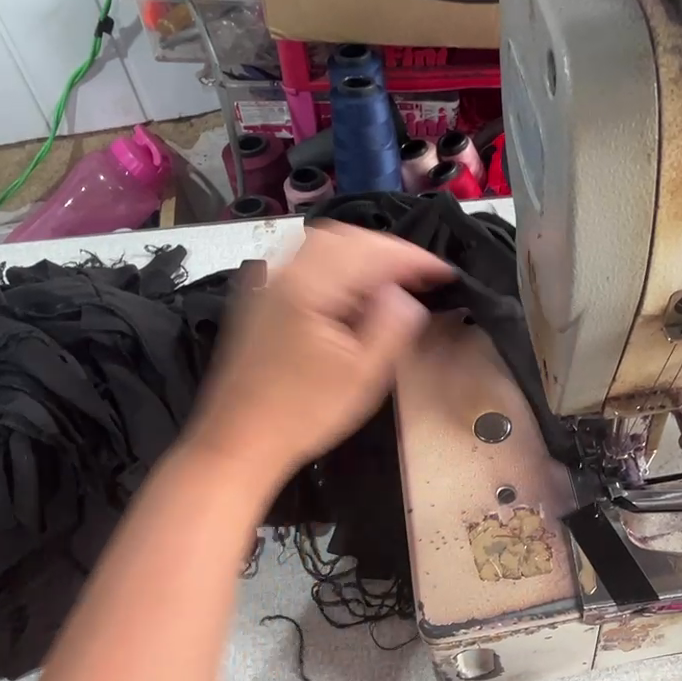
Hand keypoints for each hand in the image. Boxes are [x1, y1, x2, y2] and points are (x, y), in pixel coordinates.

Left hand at [188, 223, 451, 481]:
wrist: (238, 442)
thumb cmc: (303, 414)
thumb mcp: (364, 374)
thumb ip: (392, 325)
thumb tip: (405, 295)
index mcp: (309, 286)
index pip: (372, 252)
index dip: (414, 259)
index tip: (444, 274)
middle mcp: (283, 273)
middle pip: (344, 237)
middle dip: (388, 251)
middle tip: (421, 277)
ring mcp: (266, 285)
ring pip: (322, 246)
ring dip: (362, 255)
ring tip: (393, 283)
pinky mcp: (260, 301)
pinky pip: (304, 264)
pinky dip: (338, 266)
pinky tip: (353, 294)